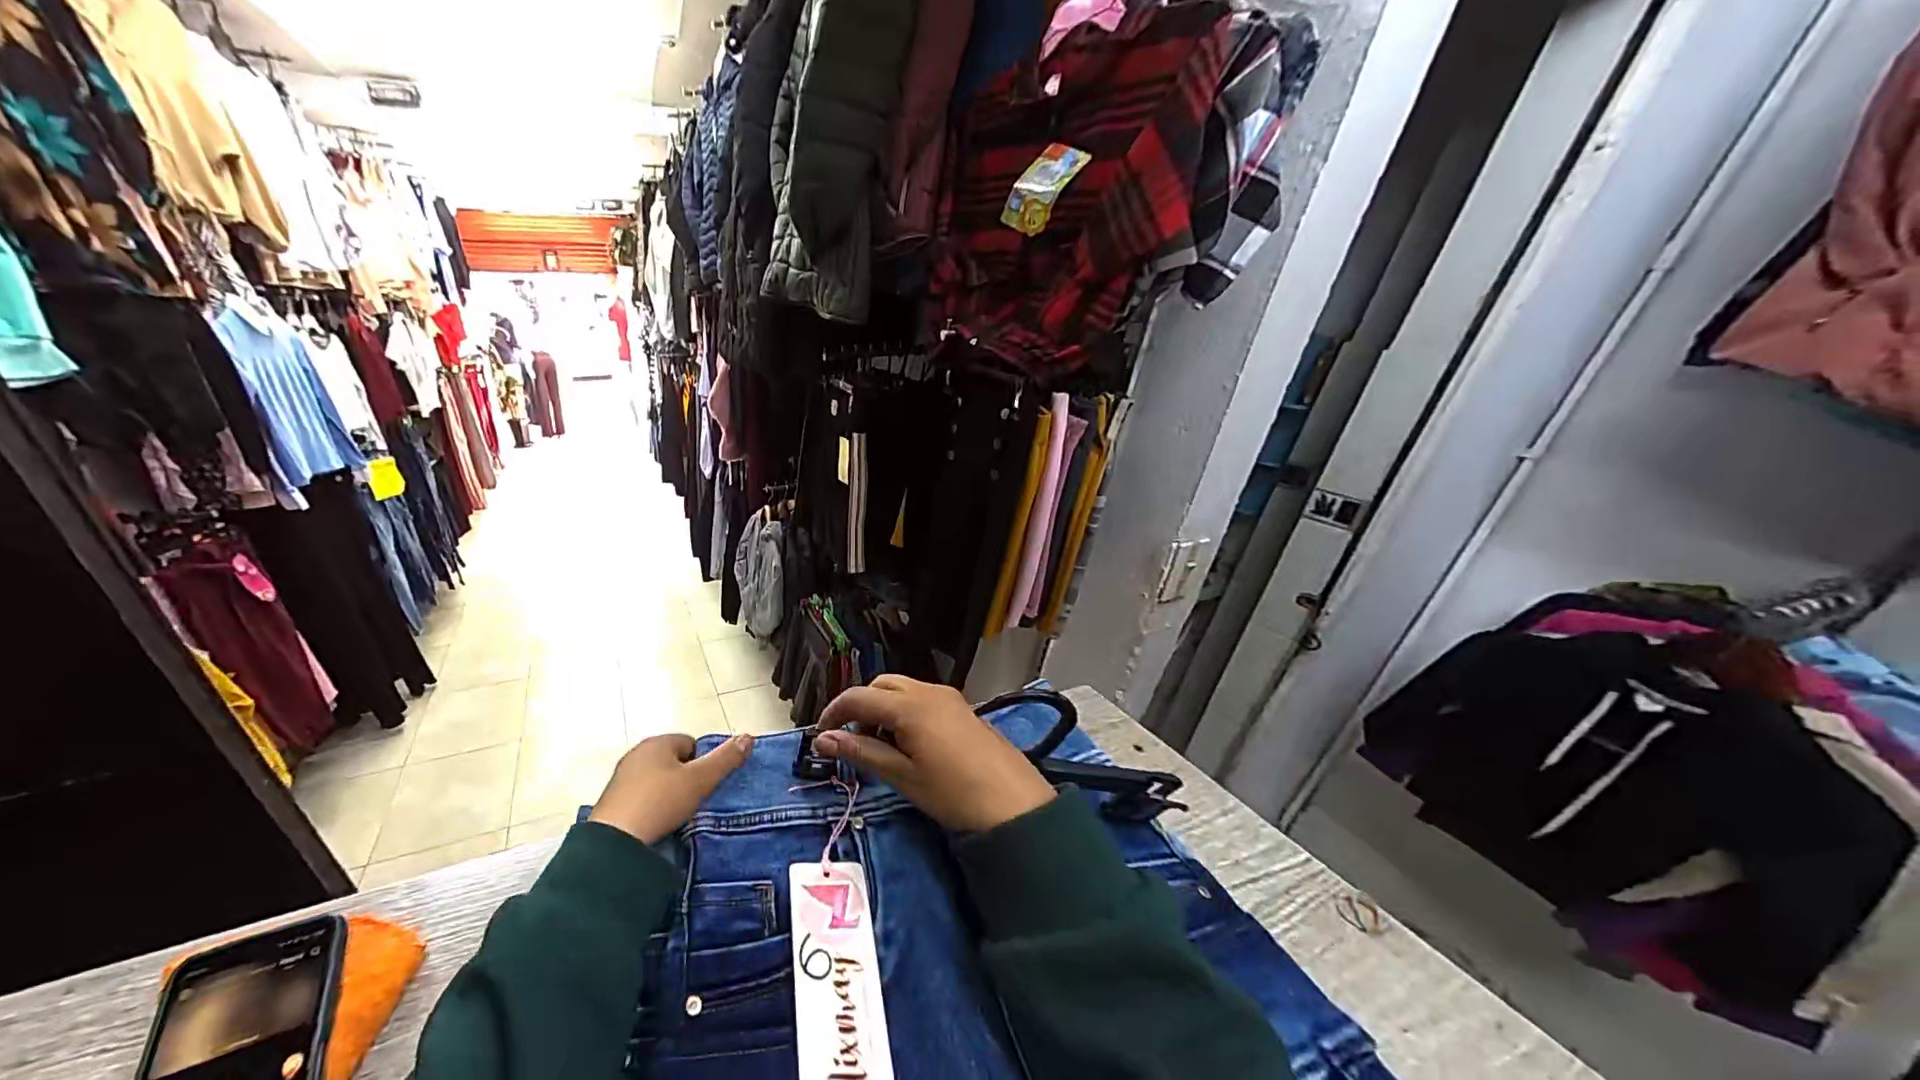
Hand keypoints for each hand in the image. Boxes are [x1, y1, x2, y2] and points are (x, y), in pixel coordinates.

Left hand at [588, 733, 753, 843]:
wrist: (615, 842)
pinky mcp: (611, 802)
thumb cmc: (661, 802)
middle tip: (694, 799)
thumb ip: (726, 759)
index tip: (704, 784)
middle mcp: (636, 754)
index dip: (702, 762)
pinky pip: (642, 798)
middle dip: (685, 777)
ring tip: (676, 814)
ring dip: (668, 793)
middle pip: (674, 761)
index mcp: (657, 742)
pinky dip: (652, 807)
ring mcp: (620, 779)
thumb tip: (748, 738)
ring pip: (657, 780)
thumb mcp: (702, 779)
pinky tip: (657, 823)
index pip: (691, 743)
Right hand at [815, 675, 1055, 831]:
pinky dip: (904, 712)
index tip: (820, 738)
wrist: (1012, 801)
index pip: (858, 696)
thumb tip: (823, 740)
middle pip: (881, 685)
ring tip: (879, 747)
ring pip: (902, 690)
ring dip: (882, 709)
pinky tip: (907, 743)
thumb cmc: (952, 791)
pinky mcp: (961, 707)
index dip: (833, 713)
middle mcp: (928, 690)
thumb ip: (861, 752)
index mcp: (909, 705)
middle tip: (852, 742)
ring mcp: (948, 696)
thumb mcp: (901, 775)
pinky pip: (922, 698)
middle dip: (860, 707)